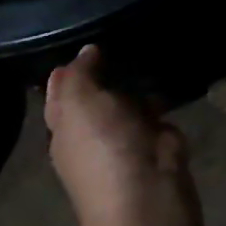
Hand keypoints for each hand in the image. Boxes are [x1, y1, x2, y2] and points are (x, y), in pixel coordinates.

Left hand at [45, 45, 188, 225]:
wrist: (145, 184)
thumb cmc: (103, 145)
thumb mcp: (79, 104)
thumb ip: (79, 76)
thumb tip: (85, 51)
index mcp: (63, 127)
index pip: (61, 93)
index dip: (71, 69)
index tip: (88, 42)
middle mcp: (91, 129)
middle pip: (94, 93)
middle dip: (104, 71)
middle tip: (120, 40)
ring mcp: (125, 133)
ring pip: (125, 98)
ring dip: (133, 81)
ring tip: (145, 48)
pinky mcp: (155, 134)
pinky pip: (153, 106)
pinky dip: (157, 93)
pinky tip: (164, 73)